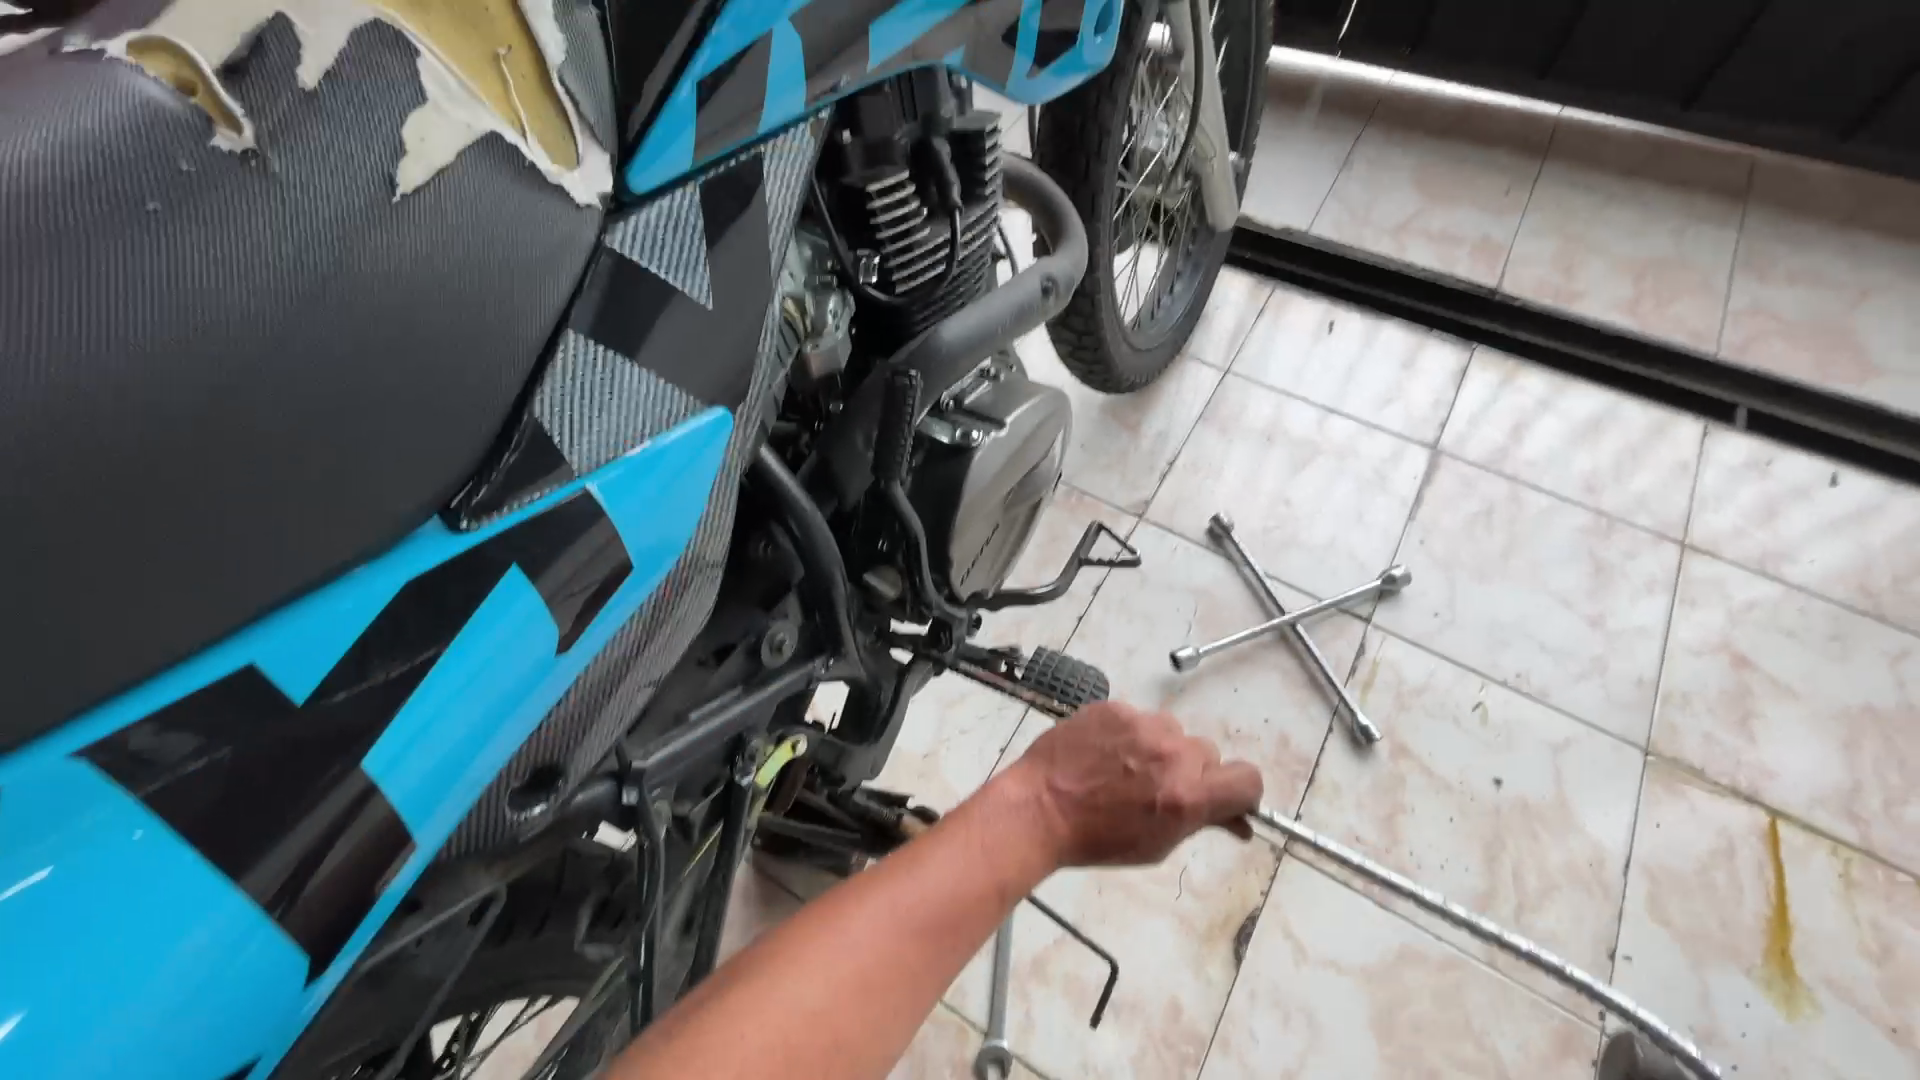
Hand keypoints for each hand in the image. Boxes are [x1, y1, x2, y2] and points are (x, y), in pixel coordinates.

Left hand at [1001, 701, 1263, 868]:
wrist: (1039, 807)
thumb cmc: (1099, 839)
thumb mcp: (1158, 843)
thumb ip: (1201, 821)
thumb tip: (1239, 819)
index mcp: (1188, 794)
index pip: (1248, 778)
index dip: (1239, 791)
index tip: (1221, 798)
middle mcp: (1172, 753)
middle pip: (1206, 753)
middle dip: (1191, 771)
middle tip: (1157, 788)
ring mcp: (1141, 724)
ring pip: (1171, 731)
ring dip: (1160, 748)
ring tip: (1124, 768)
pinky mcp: (1113, 707)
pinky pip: (1137, 718)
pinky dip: (1128, 734)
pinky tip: (1103, 752)